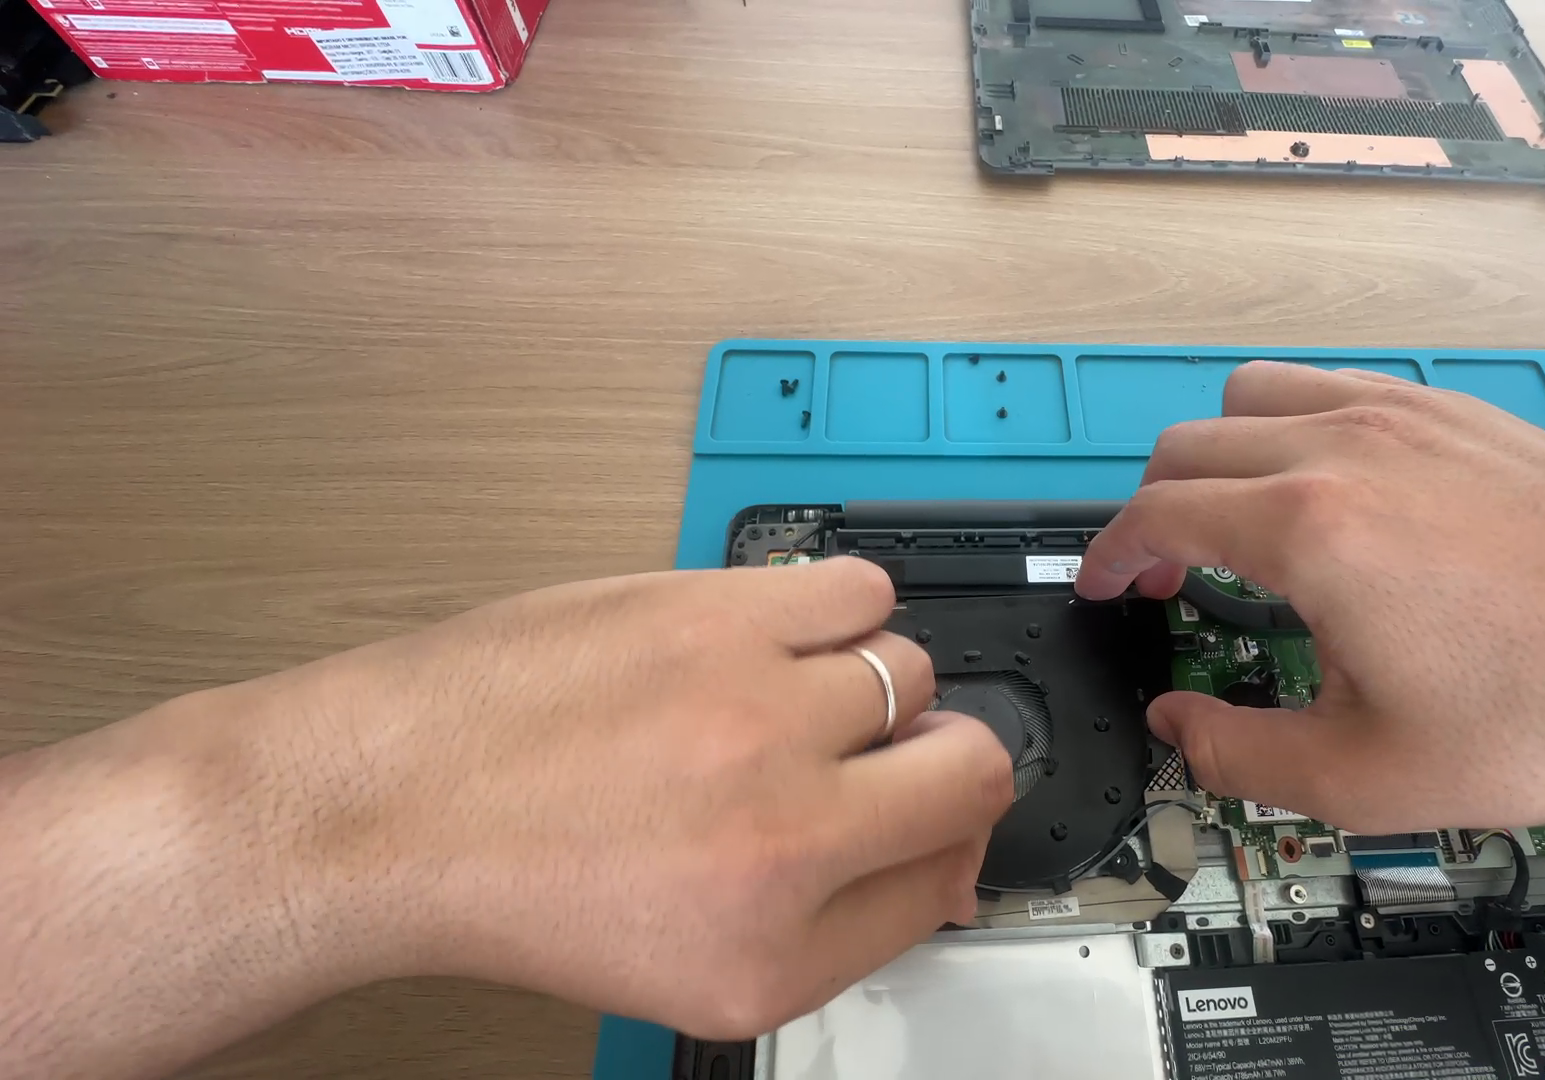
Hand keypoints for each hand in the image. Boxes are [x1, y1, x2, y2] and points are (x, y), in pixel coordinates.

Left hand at [2, 558, 1013, 1077]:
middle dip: (932, 760)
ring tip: (797, 693)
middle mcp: (785, 815)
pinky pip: (859, 587)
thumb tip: (951, 854)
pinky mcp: (716, 608)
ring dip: (874, 685)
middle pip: (965, 756)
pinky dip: (841, 613)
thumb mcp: (715, 976)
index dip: (954, 829)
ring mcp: (753, 696)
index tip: (925, 813)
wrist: (394, 803)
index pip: (958, 855)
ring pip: (910, 663)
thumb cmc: (540, 886)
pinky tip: (780, 639)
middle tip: (858, 757)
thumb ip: (862, 924)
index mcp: (782, 925)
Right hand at [1075, 363, 1544, 859]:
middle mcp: (1338, 447)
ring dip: (1212, 456)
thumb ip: (1232, 752)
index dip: (1106, 552)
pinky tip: (1320, 489)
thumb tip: (1172, 721)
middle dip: (1149, 512)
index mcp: (1303, 529)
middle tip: (1164, 575)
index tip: (1101, 584)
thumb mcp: (1359, 776)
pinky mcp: (1451, 409)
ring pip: (1248, 395)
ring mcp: (1399, 414)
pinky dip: (1284, 429)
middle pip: (1184, 447)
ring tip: (1234, 520)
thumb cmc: (1541, 720)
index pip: (1154, 512)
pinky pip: (1326, 388)